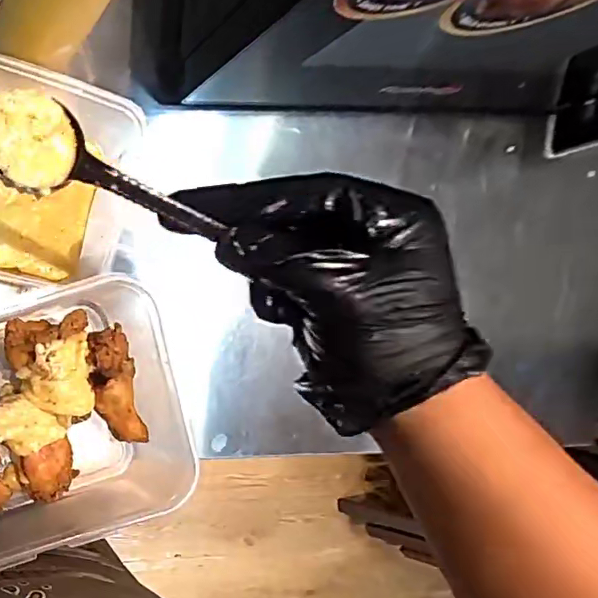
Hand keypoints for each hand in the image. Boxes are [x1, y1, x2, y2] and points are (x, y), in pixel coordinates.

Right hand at [174, 174, 490, 435]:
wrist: (403, 402)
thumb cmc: (391, 343)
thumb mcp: (336, 289)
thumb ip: (280, 258)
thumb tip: (231, 241)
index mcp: (385, 219)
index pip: (307, 194)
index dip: (251, 198)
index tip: (201, 203)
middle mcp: (365, 236)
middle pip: (289, 221)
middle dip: (252, 238)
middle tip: (193, 228)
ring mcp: (343, 269)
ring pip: (277, 254)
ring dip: (263, 276)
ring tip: (278, 303)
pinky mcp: (322, 299)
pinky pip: (280, 284)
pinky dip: (271, 298)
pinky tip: (284, 315)